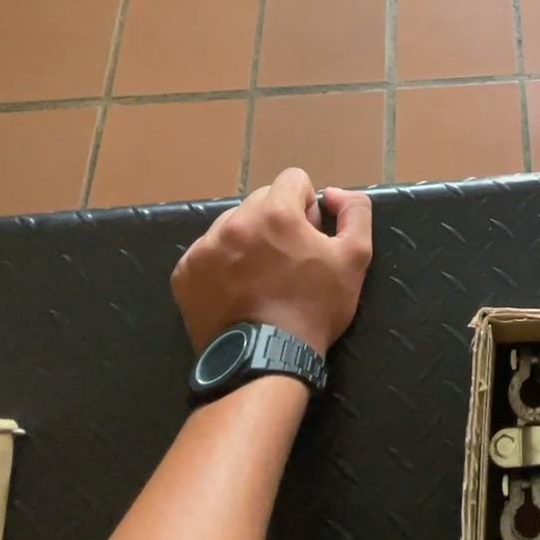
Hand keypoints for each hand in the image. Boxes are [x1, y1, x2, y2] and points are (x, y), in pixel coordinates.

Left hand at [171, 167, 373, 356]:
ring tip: (261, 275)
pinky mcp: (184, 273)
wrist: (265, 359)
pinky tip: (237, 288)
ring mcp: (204, 247)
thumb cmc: (315, 306)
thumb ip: (355, 210)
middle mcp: (234, 221)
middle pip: (262, 200)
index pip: (294, 179)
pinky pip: (208, 250)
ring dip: (249, 238)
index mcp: (275, 212)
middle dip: (278, 219)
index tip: (310, 235)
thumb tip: (332, 194)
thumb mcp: (355, 257)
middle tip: (289, 257)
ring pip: (234, 223)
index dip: (308, 205)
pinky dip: (224, 262)